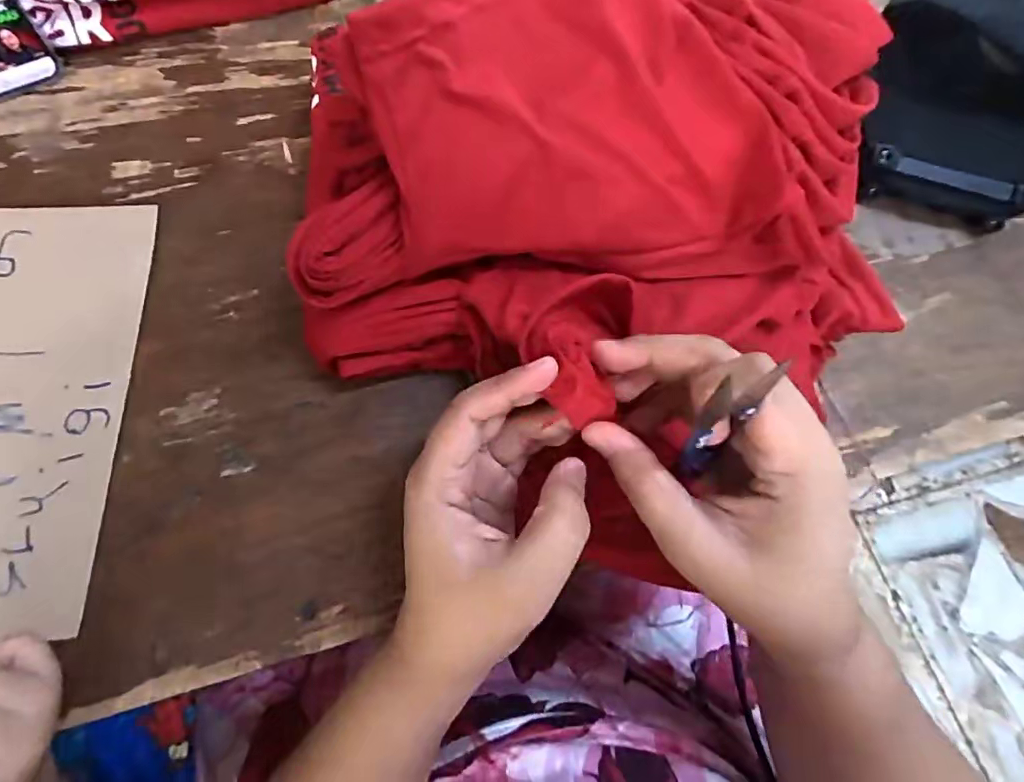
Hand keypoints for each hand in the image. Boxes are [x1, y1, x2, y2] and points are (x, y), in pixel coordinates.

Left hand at [392, 356, 590, 687]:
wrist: (447, 655)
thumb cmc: (478, 617)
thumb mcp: (531, 575)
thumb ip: (562, 516)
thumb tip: (574, 461)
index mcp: (438, 480)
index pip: (469, 413)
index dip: (508, 385)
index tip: (553, 367)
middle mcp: (447, 469)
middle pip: (486, 413)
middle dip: (530, 393)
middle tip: (580, 379)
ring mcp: (466, 478)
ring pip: (503, 429)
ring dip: (541, 415)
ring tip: (586, 403)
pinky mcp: (485, 490)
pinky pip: (514, 452)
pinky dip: (542, 439)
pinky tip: (572, 431)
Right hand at [581, 336, 863, 665]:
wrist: (809, 617)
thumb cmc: (758, 589)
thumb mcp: (691, 544)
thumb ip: (644, 482)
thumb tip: (593, 426)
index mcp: (796, 455)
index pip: (746, 379)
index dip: (687, 376)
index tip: (631, 398)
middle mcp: (801, 425)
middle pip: (731, 359)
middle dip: (665, 356)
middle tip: (606, 364)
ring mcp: (787, 423)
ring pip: (723, 366)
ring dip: (667, 371)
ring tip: (617, 393)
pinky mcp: (767, 428)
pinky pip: (720, 389)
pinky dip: (677, 392)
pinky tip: (643, 416)